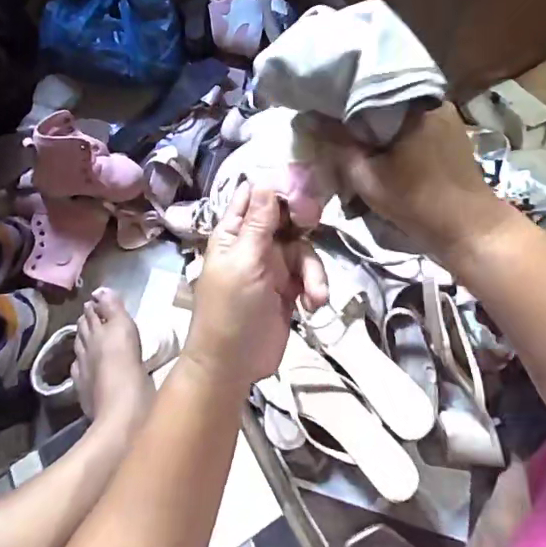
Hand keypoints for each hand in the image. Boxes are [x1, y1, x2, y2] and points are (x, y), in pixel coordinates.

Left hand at [186, 182, 328, 385]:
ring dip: (314, 271)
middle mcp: (254, 244)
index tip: (302, 188)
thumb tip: (266, 181)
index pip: (254, 197)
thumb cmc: (230, 309)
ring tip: (315, 296)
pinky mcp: (288, 289)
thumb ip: (258, 223)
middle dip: (303, 227)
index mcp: (234, 233)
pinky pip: (309, 276)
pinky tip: (313, 305)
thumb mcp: (244, 262)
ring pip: (303, 250)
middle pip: (287, 220)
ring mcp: (272, 267)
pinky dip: (315, 288)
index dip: (277, 188)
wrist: (232, 366)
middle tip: (313, 227)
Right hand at [317, 106, 513, 257]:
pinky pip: (410, 124)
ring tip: (348, 138)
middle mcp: (429, 100)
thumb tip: (307, 118)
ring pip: (395, 114)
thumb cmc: (418, 202)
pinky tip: (375, 148)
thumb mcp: (368, 176)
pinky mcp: (448, 133)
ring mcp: (443, 116)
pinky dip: (392, 134)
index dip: (336, 99)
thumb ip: (337, 145)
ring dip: (373, 126)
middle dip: (354, 114)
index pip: (362, 88)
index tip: (315, 109)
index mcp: (411, 102)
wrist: (471, 231)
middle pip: (380, 100)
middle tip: (329, 127)